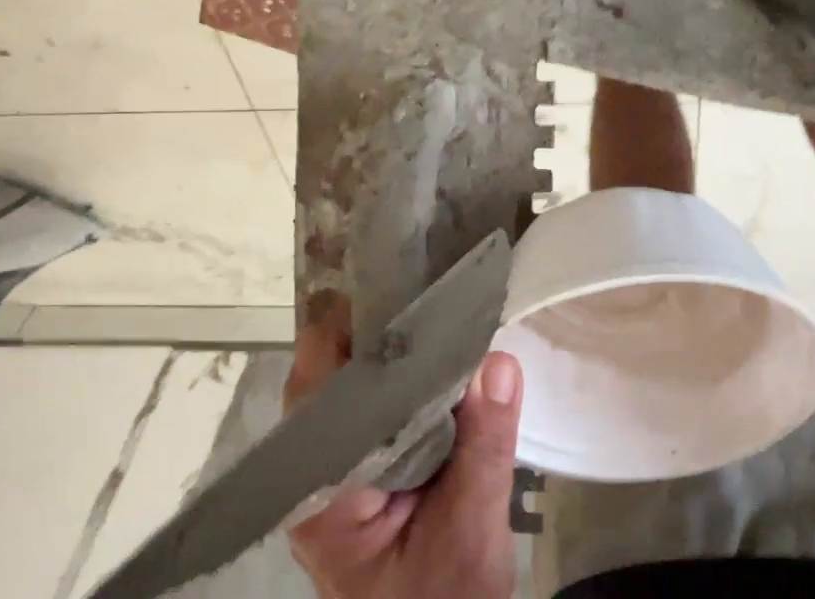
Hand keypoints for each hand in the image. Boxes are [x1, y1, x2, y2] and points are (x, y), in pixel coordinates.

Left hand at [286, 298, 524, 598]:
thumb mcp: (470, 529)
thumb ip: (483, 447)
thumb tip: (498, 360)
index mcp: (322, 495)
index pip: (316, 396)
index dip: (345, 338)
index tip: (386, 288)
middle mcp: (320, 480)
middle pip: (334, 387)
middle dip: (374, 337)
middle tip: (422, 284)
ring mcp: (344, 479)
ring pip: (359, 399)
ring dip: (394, 357)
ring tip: (434, 304)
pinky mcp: (372, 480)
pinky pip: (383, 416)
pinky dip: (410, 385)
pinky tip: (443, 356)